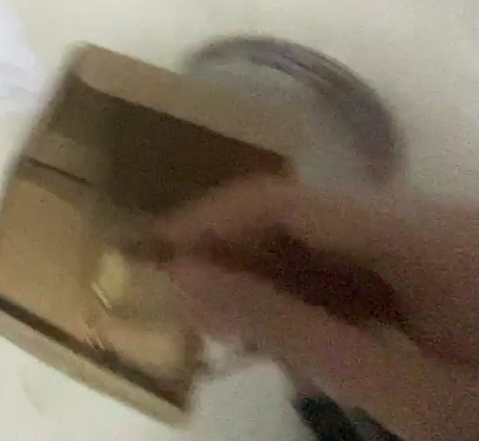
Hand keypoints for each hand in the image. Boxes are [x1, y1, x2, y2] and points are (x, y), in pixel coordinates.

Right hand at [155, 178, 478, 439]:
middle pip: (298, 217)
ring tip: (233, 330)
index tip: (148, 262)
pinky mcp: (461, 281)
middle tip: (185, 309)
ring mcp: (452, 250)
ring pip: (327, 245)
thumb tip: (169, 278)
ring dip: (271, 281)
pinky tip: (300, 337)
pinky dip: (319, 299)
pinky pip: (366, 271)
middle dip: (233, 258)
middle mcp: (434, 222)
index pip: (277, 200)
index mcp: (424, 233)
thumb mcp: (408, 396)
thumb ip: (282, 329)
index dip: (202, 224)